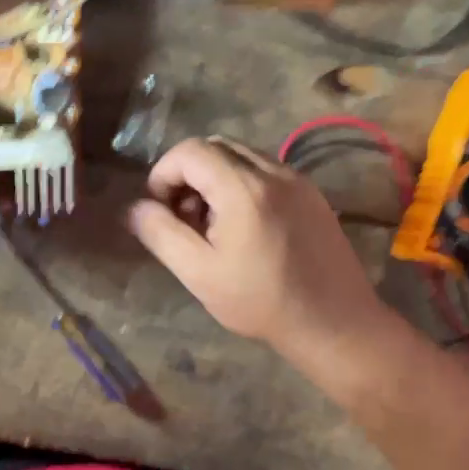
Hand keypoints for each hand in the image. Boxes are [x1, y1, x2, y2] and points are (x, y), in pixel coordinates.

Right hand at [127, 136, 386, 351]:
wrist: (333, 322)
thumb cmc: (259, 301)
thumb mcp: (198, 273)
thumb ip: (161, 234)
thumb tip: (135, 208)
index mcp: (243, 188)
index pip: (190, 151)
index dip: (163, 174)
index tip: (159, 211)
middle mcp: (273, 172)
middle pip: (216, 147)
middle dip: (188, 175)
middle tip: (183, 218)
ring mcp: (298, 181)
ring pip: (242, 158)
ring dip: (215, 180)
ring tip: (212, 227)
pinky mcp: (313, 195)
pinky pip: (266, 173)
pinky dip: (242, 187)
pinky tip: (244, 230)